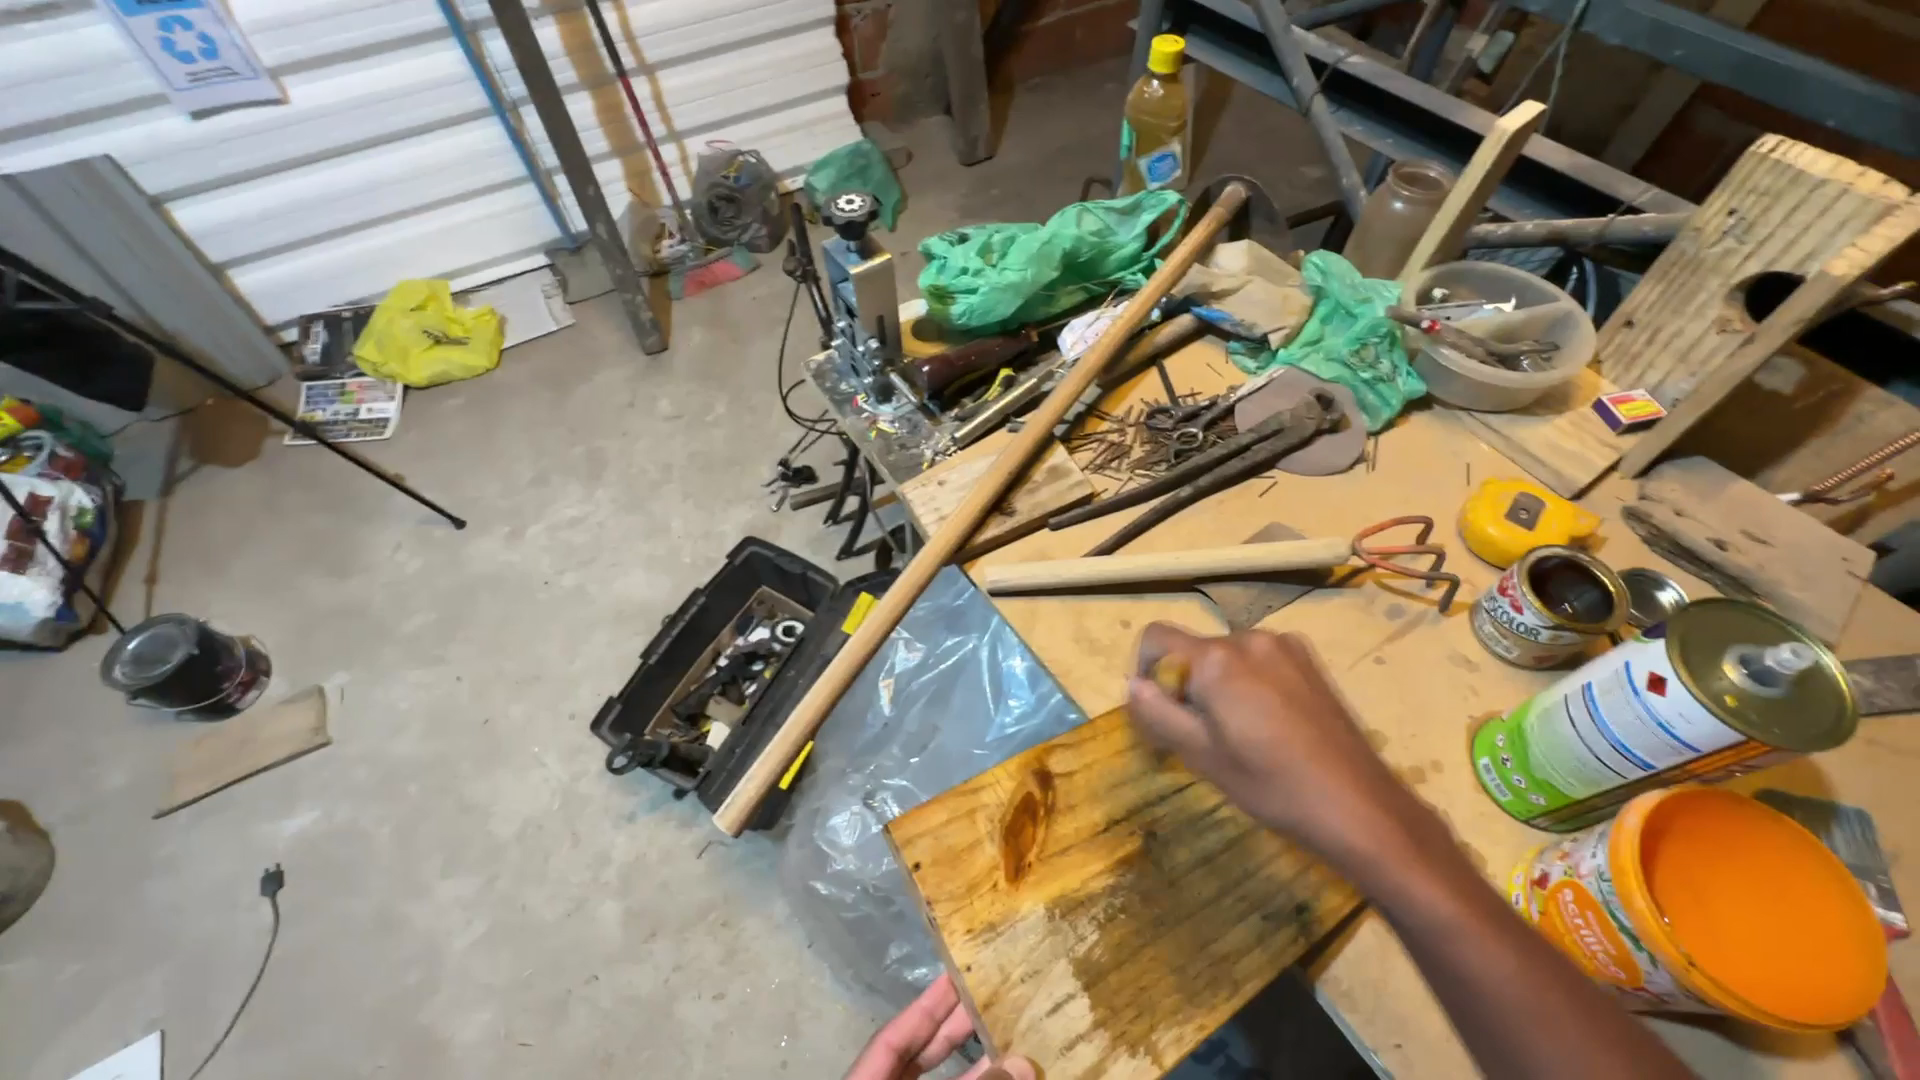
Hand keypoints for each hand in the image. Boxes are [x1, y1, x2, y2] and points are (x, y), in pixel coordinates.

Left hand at [843, 974, 1036, 1079]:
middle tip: (990, 992)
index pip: (896, 1032)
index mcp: (867, 1077)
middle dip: (955, 1026)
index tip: (956, 971)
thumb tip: (1023, 1062)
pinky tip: (1002, 1075)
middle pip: (918, 1052)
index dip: (927, 1002)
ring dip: (975, 1063)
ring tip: (1009, 1034)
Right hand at [1127, 623, 1431, 867]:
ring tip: (1240, 732)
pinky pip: (1258, 659)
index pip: (1156, 637)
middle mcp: (1248, 637)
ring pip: (1226, 655)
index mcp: (1216, 659)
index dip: (1144, 669)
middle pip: (1193, 648)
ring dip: (1218, 683)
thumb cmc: (1272, 786)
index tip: (1159, 710)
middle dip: (1185, 683)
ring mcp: (1284, 645)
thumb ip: (1159, 714)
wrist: (1359, 805)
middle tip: (1202, 734)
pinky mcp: (1309, 660)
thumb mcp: (1202, 756)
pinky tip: (1270, 722)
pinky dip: (1249, 681)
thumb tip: (1134, 686)